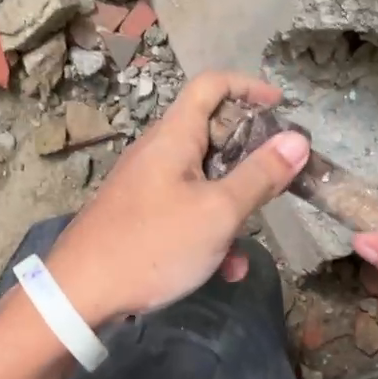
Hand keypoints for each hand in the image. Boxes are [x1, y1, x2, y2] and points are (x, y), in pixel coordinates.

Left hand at [46, 72, 309, 323]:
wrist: (79, 294)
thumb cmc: (153, 243)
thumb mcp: (218, 212)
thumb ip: (260, 176)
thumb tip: (298, 140)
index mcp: (174, 135)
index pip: (212, 84)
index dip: (249, 86)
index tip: (282, 107)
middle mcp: (159, 150)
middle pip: (212, 131)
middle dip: (250, 153)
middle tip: (279, 174)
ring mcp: (147, 183)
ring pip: (204, 177)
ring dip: (233, 203)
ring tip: (252, 235)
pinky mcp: (141, 214)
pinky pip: (186, 208)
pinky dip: (210, 229)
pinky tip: (226, 269)